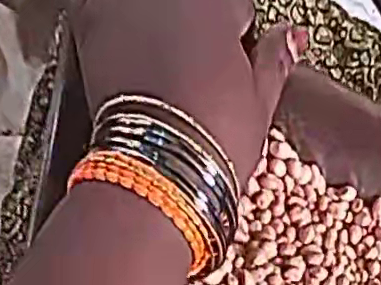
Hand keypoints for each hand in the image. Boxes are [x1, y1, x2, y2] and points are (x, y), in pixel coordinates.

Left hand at [71, 0, 305, 184]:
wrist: (159, 171)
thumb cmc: (211, 143)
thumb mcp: (260, 106)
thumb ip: (275, 60)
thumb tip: (292, 37)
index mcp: (217, 0)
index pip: (238, 9)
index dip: (239, 44)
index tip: (236, 73)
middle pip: (190, 9)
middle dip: (198, 38)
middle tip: (202, 84)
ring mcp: (125, 4)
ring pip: (152, 16)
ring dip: (160, 38)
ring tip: (169, 86)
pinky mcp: (89, 25)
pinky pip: (110, 21)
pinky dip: (123, 42)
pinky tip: (138, 80)